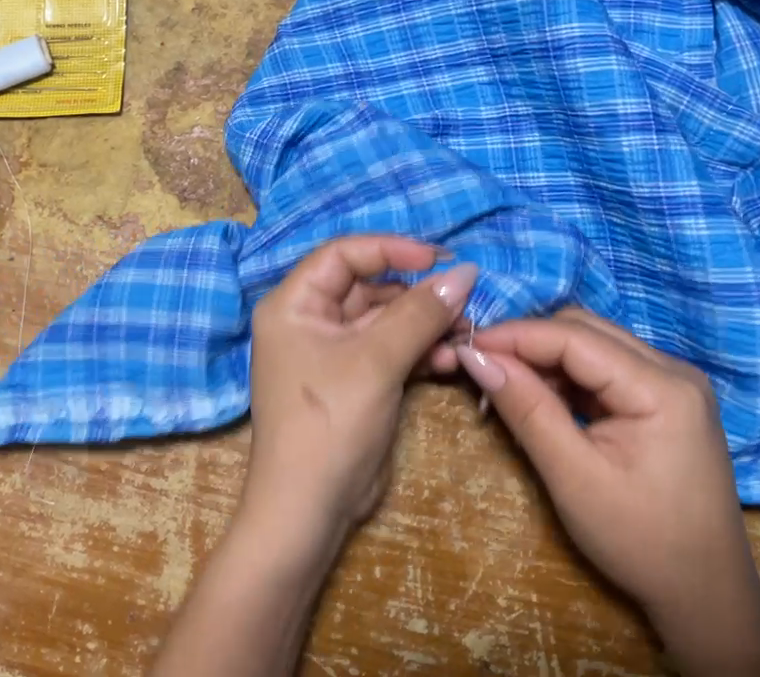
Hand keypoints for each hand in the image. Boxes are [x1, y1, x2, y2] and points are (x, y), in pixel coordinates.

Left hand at [243, 236, 476, 543]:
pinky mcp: (355, 380)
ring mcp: (332, 352)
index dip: (391, 249)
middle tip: (464, 303)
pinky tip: (448, 362)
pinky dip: (419, 352)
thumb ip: (420, 312)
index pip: (343, 254)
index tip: (439, 258)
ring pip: (386, 320)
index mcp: (294, 304)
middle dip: (417, 294)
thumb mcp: (376, 360)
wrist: (309, 509)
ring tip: (464, 335)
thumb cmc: (329, 422)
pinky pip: (390, 350)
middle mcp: (309, 320)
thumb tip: (465, 271)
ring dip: (425, 325)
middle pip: (369, 287)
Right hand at [450, 311, 759, 675]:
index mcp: (663, 388)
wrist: (704, 597)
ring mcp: (673, 383)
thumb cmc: (641, 542)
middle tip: (480, 367)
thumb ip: (526, 408)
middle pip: (584, 329)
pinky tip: (540, 398)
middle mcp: (674, 370)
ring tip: (504, 387)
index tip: (464, 345)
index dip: (514, 335)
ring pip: (591, 344)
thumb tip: (474, 356)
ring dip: (543, 358)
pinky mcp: (664, 399)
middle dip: (527, 343)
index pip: (573, 336)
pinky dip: (565, 376)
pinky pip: (603, 367)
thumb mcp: (573, 477)